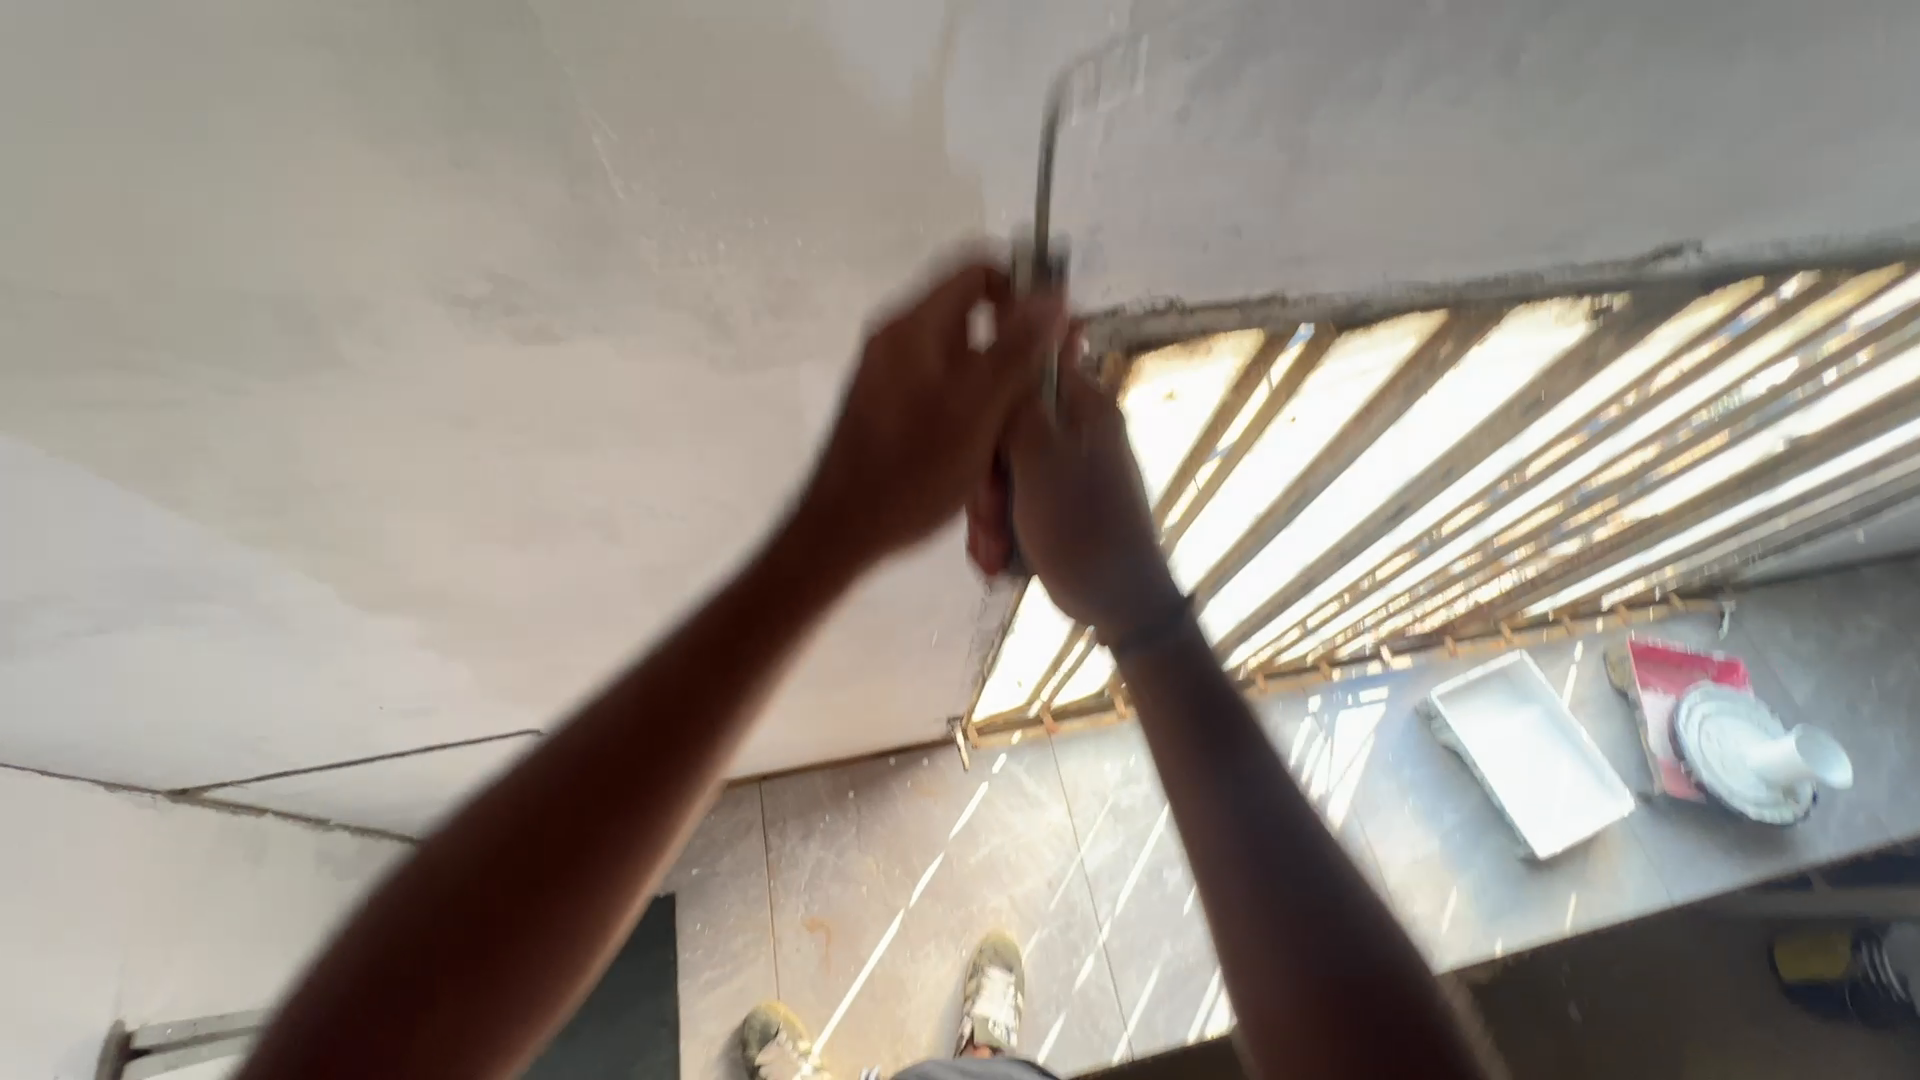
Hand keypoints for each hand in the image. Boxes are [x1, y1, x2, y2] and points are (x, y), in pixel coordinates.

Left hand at [796, 256, 1067, 565]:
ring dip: (999, 397)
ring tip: (1020, 438)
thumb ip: (1017, 350)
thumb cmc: (911, 472)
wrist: (841, 532)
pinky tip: (989, 459)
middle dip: (1018, 357)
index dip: (1024, 292)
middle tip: (1048, 394)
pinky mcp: (891, 412)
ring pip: (964, 368)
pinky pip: (945, 397)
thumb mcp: (976, 410)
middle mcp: (899, 343)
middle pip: (975, 325)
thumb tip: (1055, 295)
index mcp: (914, 328)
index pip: (978, 274)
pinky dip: (973, 418)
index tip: (1056, 334)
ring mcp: (891, 379)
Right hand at [998, 362, 1183, 640]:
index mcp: (1082, 407)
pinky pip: (1012, 503)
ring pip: (1002, 472)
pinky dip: (1000, 531)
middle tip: (987, 512)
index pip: (1022, 371)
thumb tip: (1018, 335)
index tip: (978, 444)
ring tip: (994, 550)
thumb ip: (1018, 402)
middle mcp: (1074, 431)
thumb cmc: (1082, 525)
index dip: (989, 405)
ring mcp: (1063, 470)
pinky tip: (997, 559)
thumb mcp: (1040, 457)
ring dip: (988, 514)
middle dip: (985, 478)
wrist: (1118, 602)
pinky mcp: (1054, 505)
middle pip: (1003, 430)